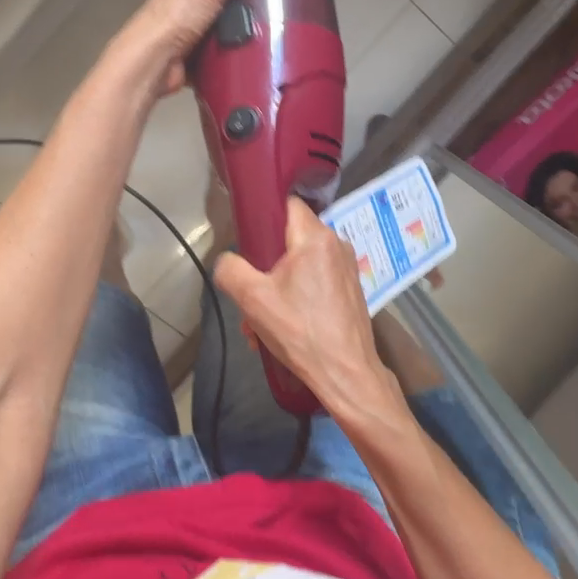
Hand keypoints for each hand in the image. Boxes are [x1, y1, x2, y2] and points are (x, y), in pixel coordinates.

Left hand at [108, 0, 282, 97]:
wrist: (152, 63)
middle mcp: (180, 6)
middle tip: (272, 16)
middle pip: (220, 4)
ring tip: (268, 39)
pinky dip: (229, 59)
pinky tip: (249, 61)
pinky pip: (215, 57)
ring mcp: (183, 34)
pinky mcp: (188, 61)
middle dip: (241, 10)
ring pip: (219, 32)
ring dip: (238, 36)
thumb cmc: (177, 17)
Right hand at [213, 198, 398, 412]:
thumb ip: (231, 270)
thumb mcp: (253, 300)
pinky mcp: (350, 289)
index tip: (247, 237)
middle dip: (265, 266)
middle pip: (290, 239)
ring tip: (260, 324)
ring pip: (301, 264)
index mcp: (315, 237)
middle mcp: (336, 244)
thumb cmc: (300, 331)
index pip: (287, 204)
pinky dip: (297, 298)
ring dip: (277, 289)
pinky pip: (315, 281)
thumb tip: (227, 261)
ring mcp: (346, 267)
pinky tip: (282, 328)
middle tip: (249, 294)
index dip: (264, 216)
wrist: (346, 373)